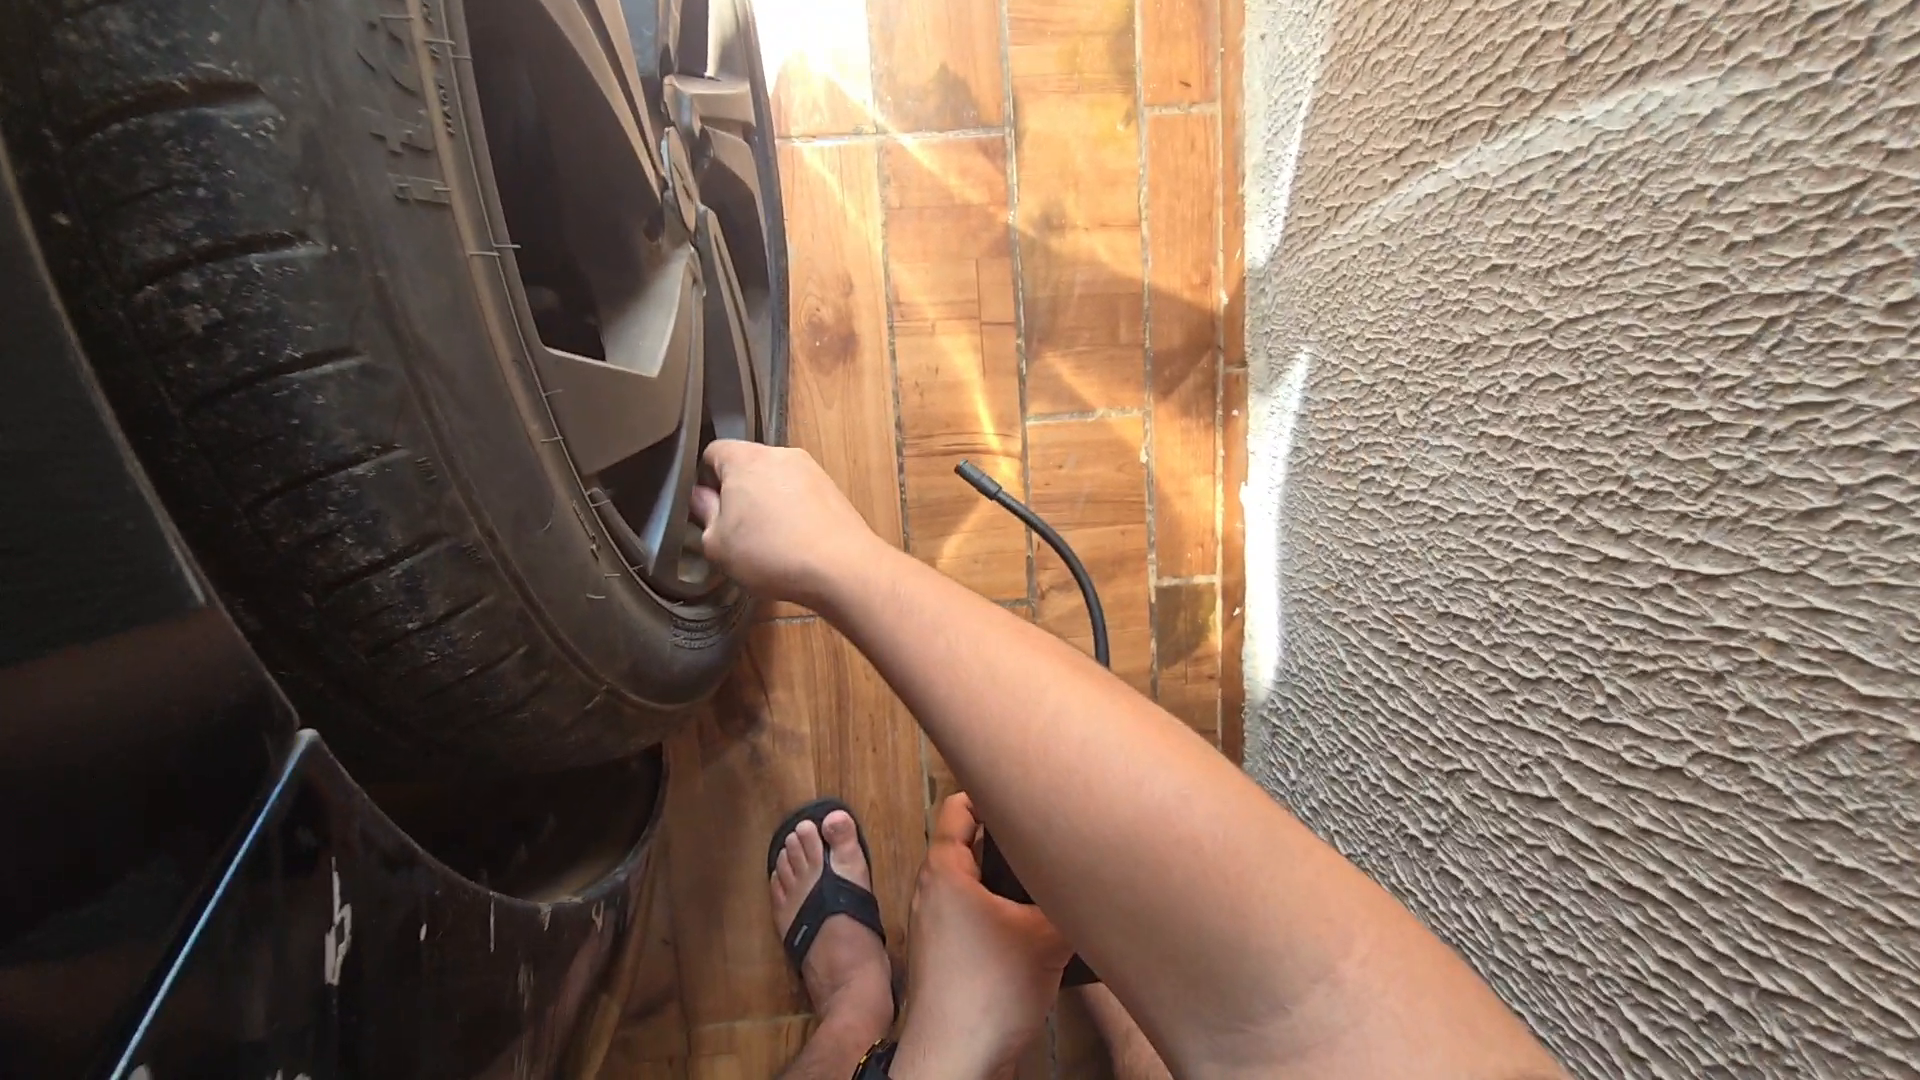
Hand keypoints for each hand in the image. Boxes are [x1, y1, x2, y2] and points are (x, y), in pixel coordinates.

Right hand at [689, 440, 883, 605]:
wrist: (841, 566)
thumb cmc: (771, 553)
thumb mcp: (717, 543)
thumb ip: (703, 513)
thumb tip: (701, 496)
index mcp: (746, 458)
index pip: (713, 452)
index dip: (705, 479)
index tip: (709, 508)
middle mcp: (781, 454)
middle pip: (747, 465)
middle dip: (739, 493)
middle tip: (737, 530)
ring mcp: (812, 470)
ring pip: (776, 481)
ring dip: (768, 504)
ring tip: (770, 541)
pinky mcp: (833, 490)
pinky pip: (801, 495)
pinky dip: (794, 512)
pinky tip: (794, 542)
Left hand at [891, 794, 1070, 1079]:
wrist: (954, 1061)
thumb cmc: (989, 992)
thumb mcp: (1045, 939)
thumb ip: (1068, 899)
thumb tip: (1096, 878)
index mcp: (945, 869)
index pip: (960, 804)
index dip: (993, 792)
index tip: (1026, 791)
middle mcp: (932, 888)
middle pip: (969, 840)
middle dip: (1007, 835)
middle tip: (1044, 831)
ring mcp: (935, 921)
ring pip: (972, 879)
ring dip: (1003, 876)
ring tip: (1044, 875)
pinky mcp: (944, 952)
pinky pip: (972, 911)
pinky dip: (997, 908)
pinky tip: (1030, 923)